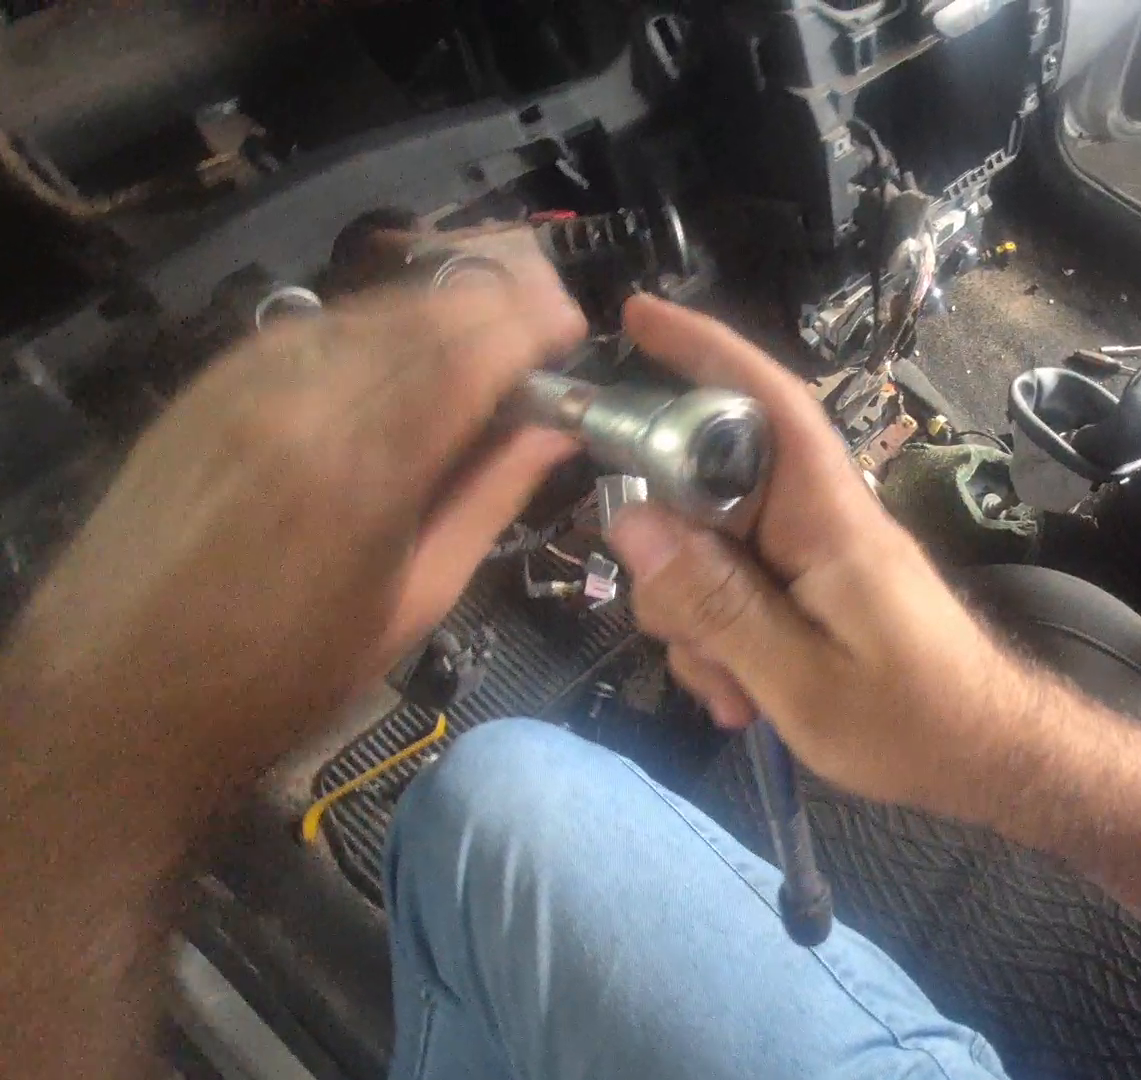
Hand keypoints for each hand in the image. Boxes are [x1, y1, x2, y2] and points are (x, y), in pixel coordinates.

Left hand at [3, 281, 584, 790]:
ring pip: (362, 312)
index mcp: (360, 474)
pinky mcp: (201, 393)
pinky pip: (311, 330)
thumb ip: (493, 498)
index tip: (573, 321)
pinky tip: (413, 343)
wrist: (115, 703)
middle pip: (415, 319)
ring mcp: (235, 392)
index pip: (462, 362)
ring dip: (441, 306)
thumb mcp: (423, 597)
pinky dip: (379, 324)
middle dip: (493, 299)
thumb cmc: (294, 670)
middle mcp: (294, 409)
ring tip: (497, 318)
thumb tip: (559, 433)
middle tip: (549, 308)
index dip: (526, 327)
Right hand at [608, 295, 1036, 815]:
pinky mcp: (825, 590)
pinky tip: (746, 696)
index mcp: (830, 522)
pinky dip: (731, 639)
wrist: (992, 753)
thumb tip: (635, 521)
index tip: (638, 317)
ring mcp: (825, 557)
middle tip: (691, 645)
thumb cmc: (913, 726)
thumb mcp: (799, 682)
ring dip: (704, 622)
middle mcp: (826, 522)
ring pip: (722, 551)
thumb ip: (718, 603)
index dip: (708, 352)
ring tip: (737, 694)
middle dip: (677, 567)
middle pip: (717, 493)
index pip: (770, 407)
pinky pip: (752, 588)